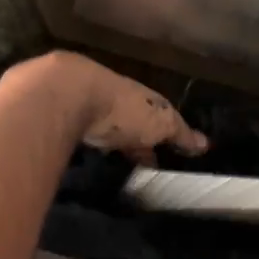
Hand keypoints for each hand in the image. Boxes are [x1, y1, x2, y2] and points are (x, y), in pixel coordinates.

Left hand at [9, 52, 207, 161]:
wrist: (66, 94)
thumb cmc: (120, 107)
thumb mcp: (158, 121)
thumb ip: (178, 132)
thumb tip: (205, 143)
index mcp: (133, 97)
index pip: (148, 117)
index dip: (155, 137)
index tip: (159, 158)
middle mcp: (106, 97)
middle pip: (120, 121)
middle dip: (127, 139)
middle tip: (135, 163)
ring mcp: (77, 105)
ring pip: (94, 125)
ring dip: (102, 140)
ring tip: (108, 163)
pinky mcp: (54, 116)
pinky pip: (70, 132)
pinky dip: (76, 143)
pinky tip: (77, 157)